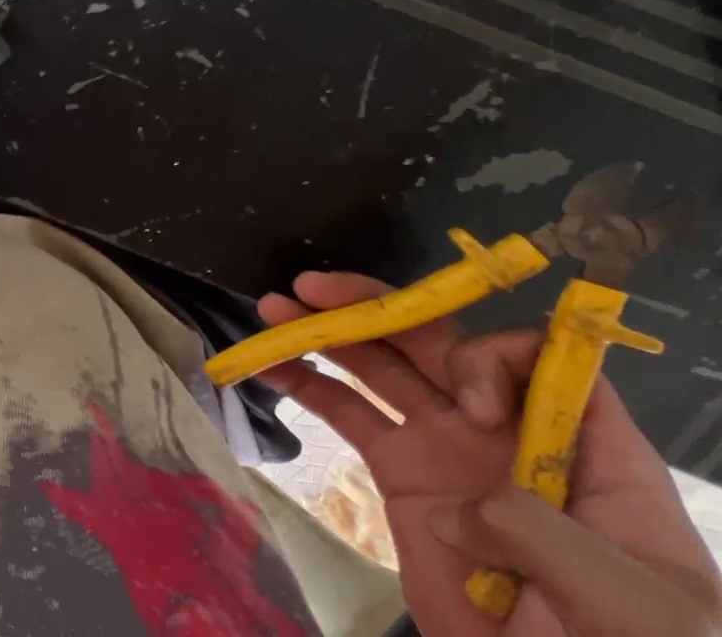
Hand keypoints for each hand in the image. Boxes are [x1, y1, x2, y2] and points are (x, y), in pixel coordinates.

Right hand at [258, 272, 721, 636]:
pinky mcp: (400, 476)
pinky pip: (347, 416)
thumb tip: (455, 503)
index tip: (473, 410)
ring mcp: (448, 450)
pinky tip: (266, 365)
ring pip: (381, 370)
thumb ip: (539, 527)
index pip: (535, 359)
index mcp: (582, 446)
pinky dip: (305, 385)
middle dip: (375, 308)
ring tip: (274, 310)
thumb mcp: (624, 600)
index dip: (492, 363)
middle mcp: (509, 431)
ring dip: (326, 335)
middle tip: (312, 289)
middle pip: (440, 344)